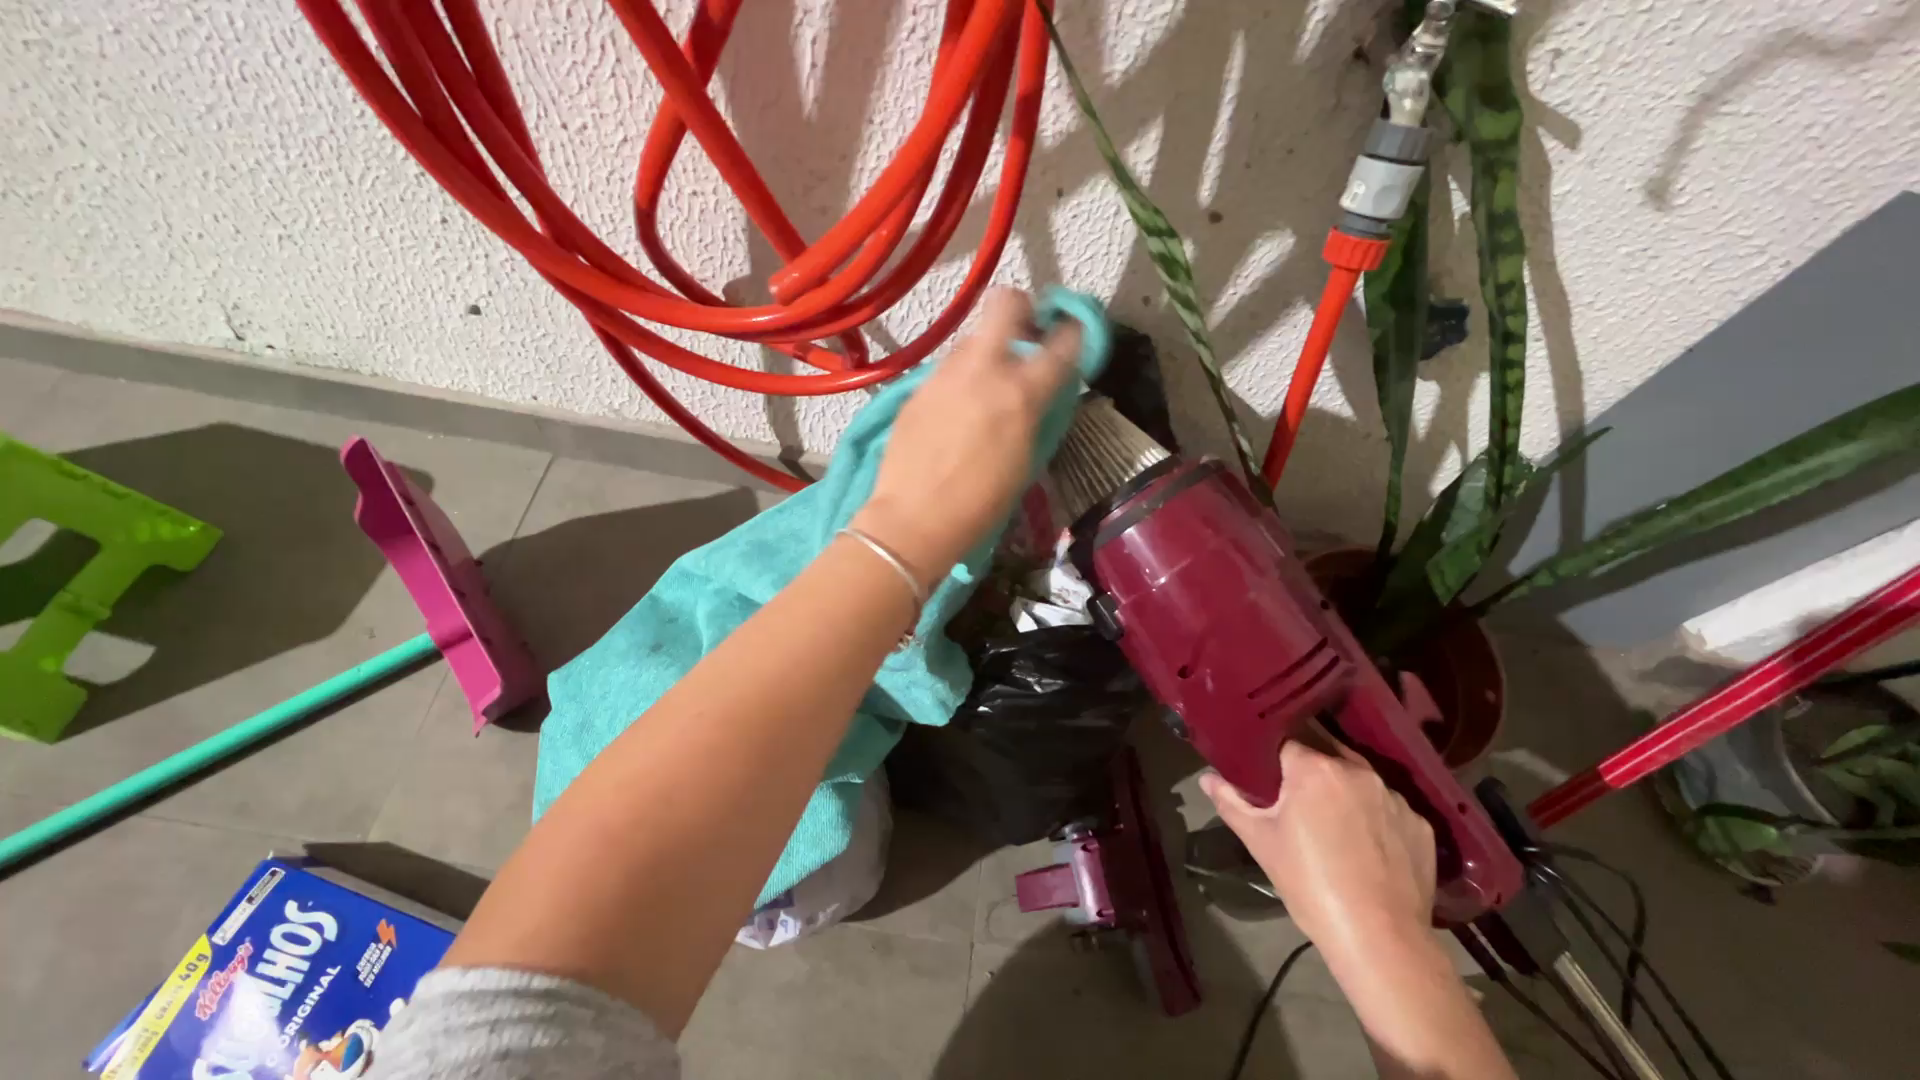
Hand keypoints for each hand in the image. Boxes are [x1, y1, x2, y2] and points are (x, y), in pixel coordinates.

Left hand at [851, 287, 1081, 582]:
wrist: (913, 520)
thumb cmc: (980, 506)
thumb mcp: (1025, 461)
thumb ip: (1035, 414)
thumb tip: (1041, 391)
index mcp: (1021, 394)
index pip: (1062, 342)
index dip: (1075, 333)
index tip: (1074, 335)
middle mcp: (983, 370)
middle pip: (1006, 303)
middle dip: (1022, 308)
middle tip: (1026, 333)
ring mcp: (944, 375)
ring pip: (971, 337)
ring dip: (986, 349)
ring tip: (987, 381)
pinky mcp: (917, 388)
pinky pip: (946, 368)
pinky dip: (959, 377)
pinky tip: (956, 408)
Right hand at [1199, 740, 1436, 960]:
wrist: (1379, 937)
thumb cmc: (1309, 883)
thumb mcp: (1260, 842)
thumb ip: (1231, 802)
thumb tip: (1207, 777)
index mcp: (1315, 768)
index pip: (1287, 742)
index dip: (1274, 757)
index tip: (1267, 774)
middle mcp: (1359, 771)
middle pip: (1327, 756)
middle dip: (1310, 773)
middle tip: (1297, 802)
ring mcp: (1395, 797)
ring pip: (1360, 783)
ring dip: (1345, 795)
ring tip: (1334, 828)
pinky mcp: (1421, 824)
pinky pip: (1389, 811)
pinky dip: (1376, 821)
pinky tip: (1367, 849)